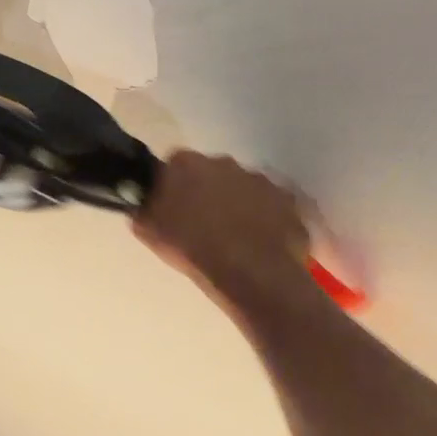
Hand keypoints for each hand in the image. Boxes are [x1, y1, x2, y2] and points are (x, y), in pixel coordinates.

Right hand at [133, 151, 312, 307]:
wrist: (249, 273)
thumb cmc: (189, 246)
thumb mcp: (146, 227)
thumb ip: (144, 205)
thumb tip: (145, 200)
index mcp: (184, 163)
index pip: (173, 164)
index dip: (172, 183)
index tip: (170, 202)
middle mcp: (224, 163)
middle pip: (212, 171)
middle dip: (207, 188)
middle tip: (201, 217)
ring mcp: (262, 181)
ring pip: (244, 186)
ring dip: (238, 201)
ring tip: (234, 232)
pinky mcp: (292, 202)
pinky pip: (274, 205)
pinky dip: (267, 216)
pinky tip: (260, 239)